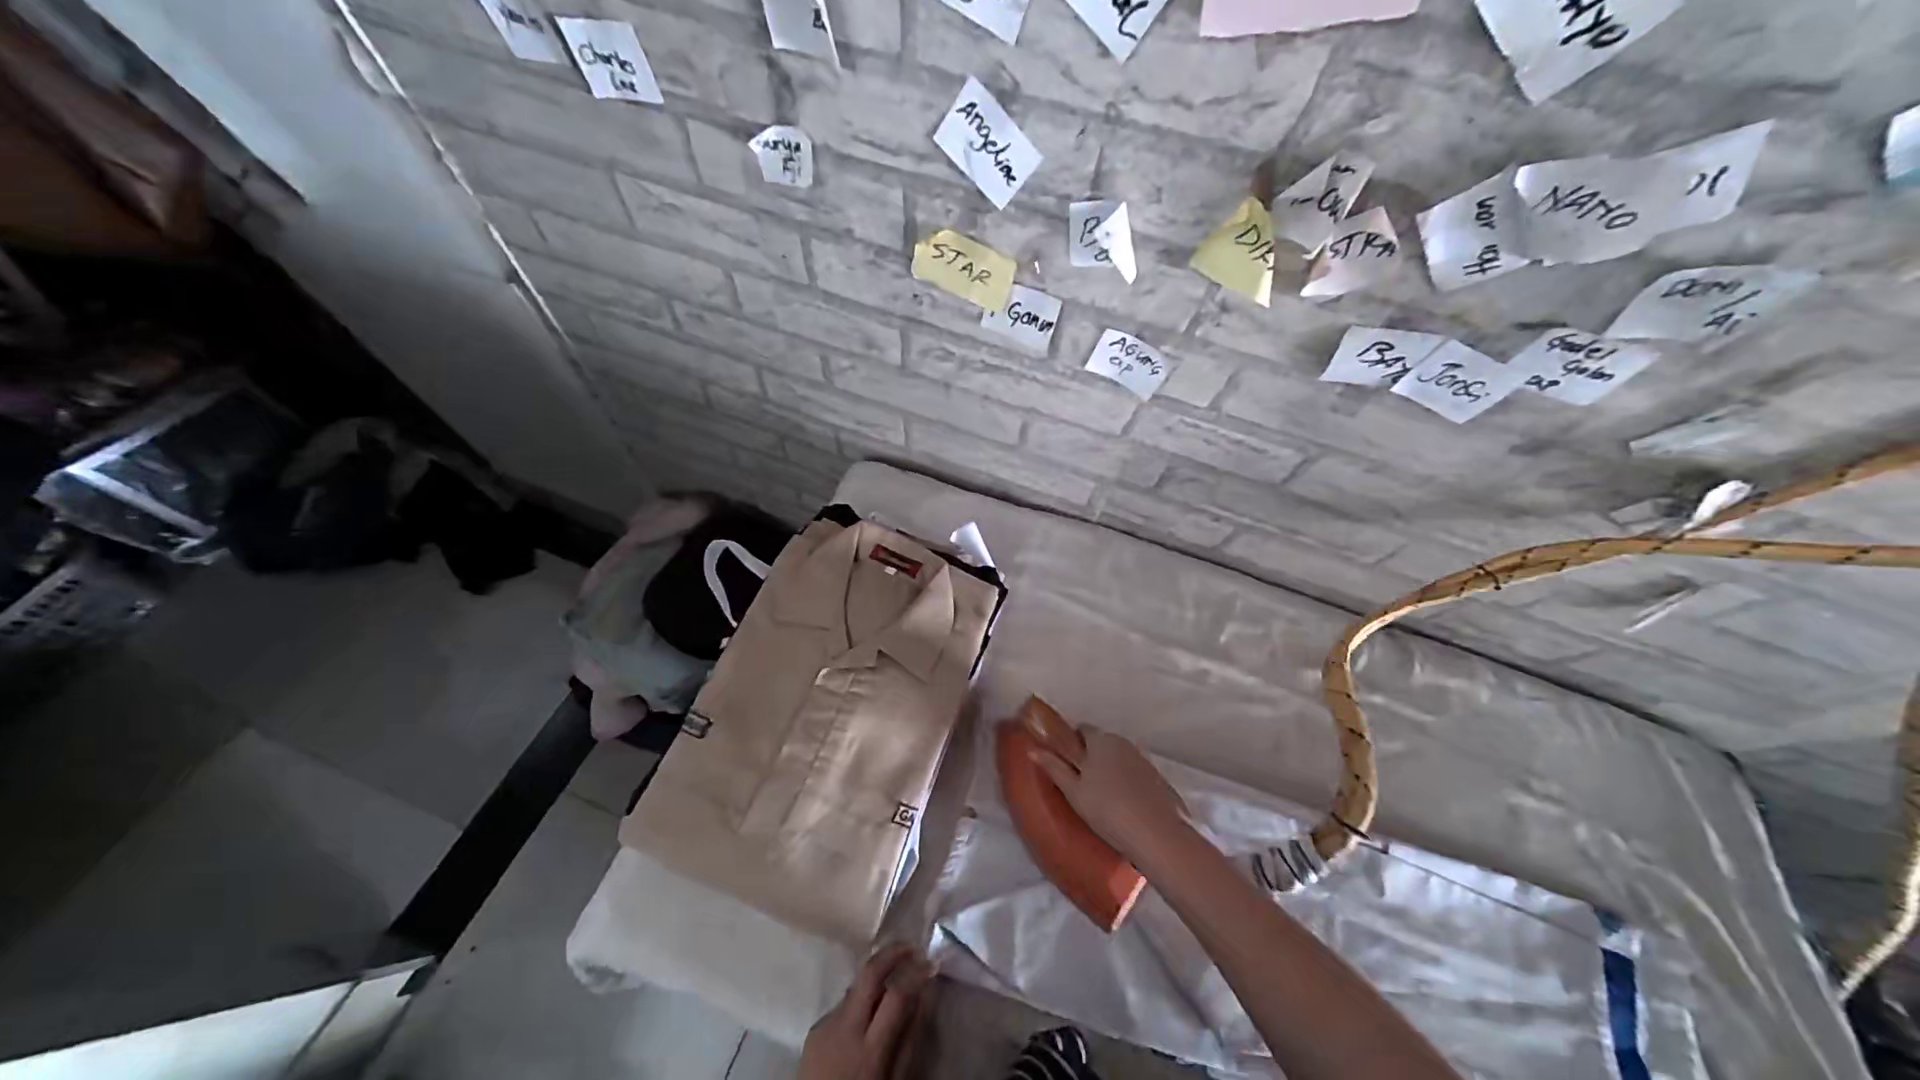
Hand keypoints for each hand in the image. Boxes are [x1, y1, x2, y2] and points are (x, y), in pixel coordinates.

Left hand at [798, 944, 934, 1079]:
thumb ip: (909, 1039)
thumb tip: (925, 995)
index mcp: (870, 1049)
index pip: (896, 994)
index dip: (915, 972)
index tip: (930, 961)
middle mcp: (845, 1028)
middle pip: (869, 973)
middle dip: (893, 952)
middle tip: (912, 947)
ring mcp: (826, 1025)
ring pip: (855, 987)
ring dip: (875, 980)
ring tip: (893, 983)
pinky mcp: (814, 1028)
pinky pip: (842, 1006)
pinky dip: (859, 1003)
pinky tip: (867, 1016)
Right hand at [1030, 725, 1189, 865]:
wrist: (1156, 835)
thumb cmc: (1107, 810)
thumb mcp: (1074, 792)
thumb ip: (1054, 768)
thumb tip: (1033, 750)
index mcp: (1100, 741)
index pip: (1082, 729)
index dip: (1071, 743)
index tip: (1064, 762)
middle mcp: (1123, 743)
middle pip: (1102, 742)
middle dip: (1091, 756)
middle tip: (1080, 784)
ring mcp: (1144, 760)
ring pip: (1119, 758)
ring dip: (1110, 769)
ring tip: (1102, 798)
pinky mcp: (1158, 779)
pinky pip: (1135, 774)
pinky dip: (1127, 783)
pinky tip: (1125, 806)